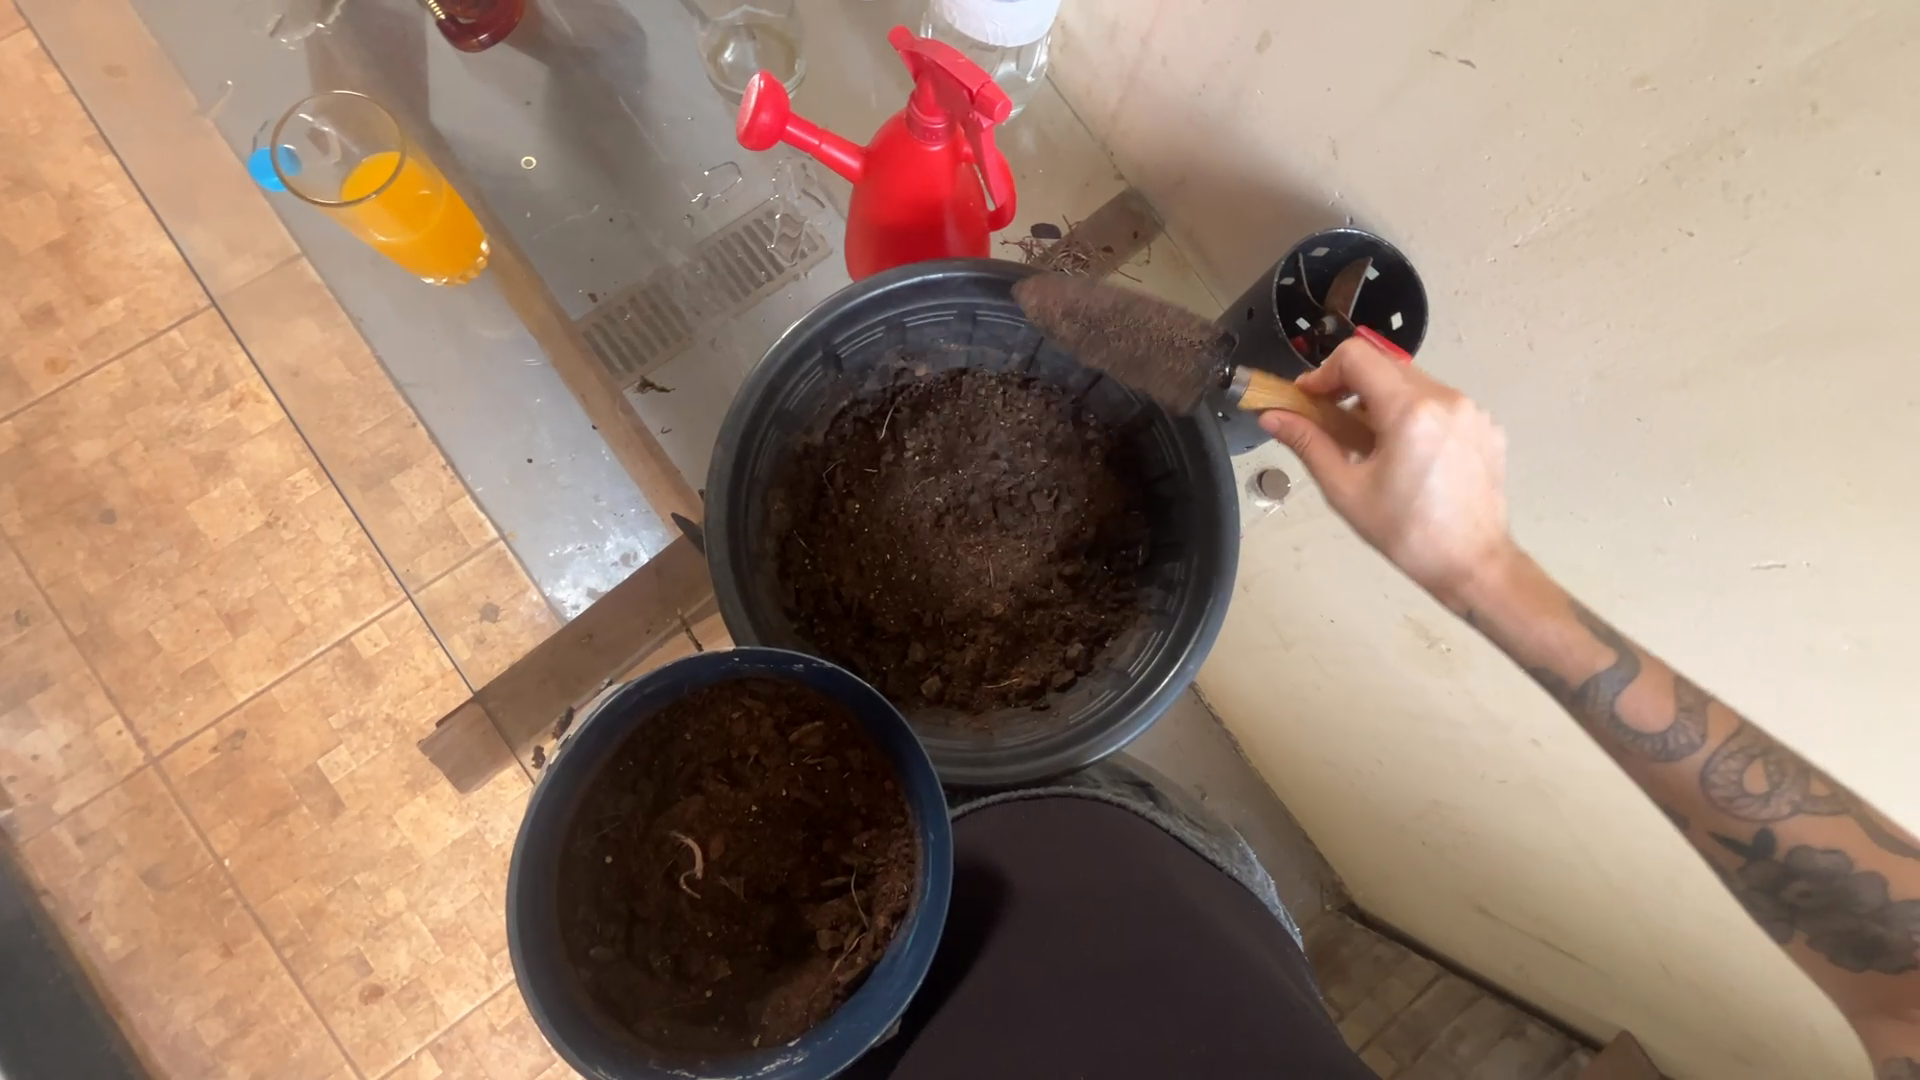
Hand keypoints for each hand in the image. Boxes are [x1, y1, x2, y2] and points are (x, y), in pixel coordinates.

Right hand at [1258, 336, 1517, 609]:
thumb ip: (1307, 442)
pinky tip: (1398, 452)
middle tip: (1325, 419)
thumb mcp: (1343, 488)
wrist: (1472, 561)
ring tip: (1363, 442)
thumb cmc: (1406, 531)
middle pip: (1383, 364)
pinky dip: (1407, 413)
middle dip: (1346, 385)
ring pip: (1410, 381)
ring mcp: (1470, 410)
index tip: (1307, 399)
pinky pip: (1436, 401)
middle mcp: (1446, 399)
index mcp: (1410, 411)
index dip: (1322, 373)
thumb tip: (1272, 417)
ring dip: (1376, 399)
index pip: (1356, 357)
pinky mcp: (1483, 425)